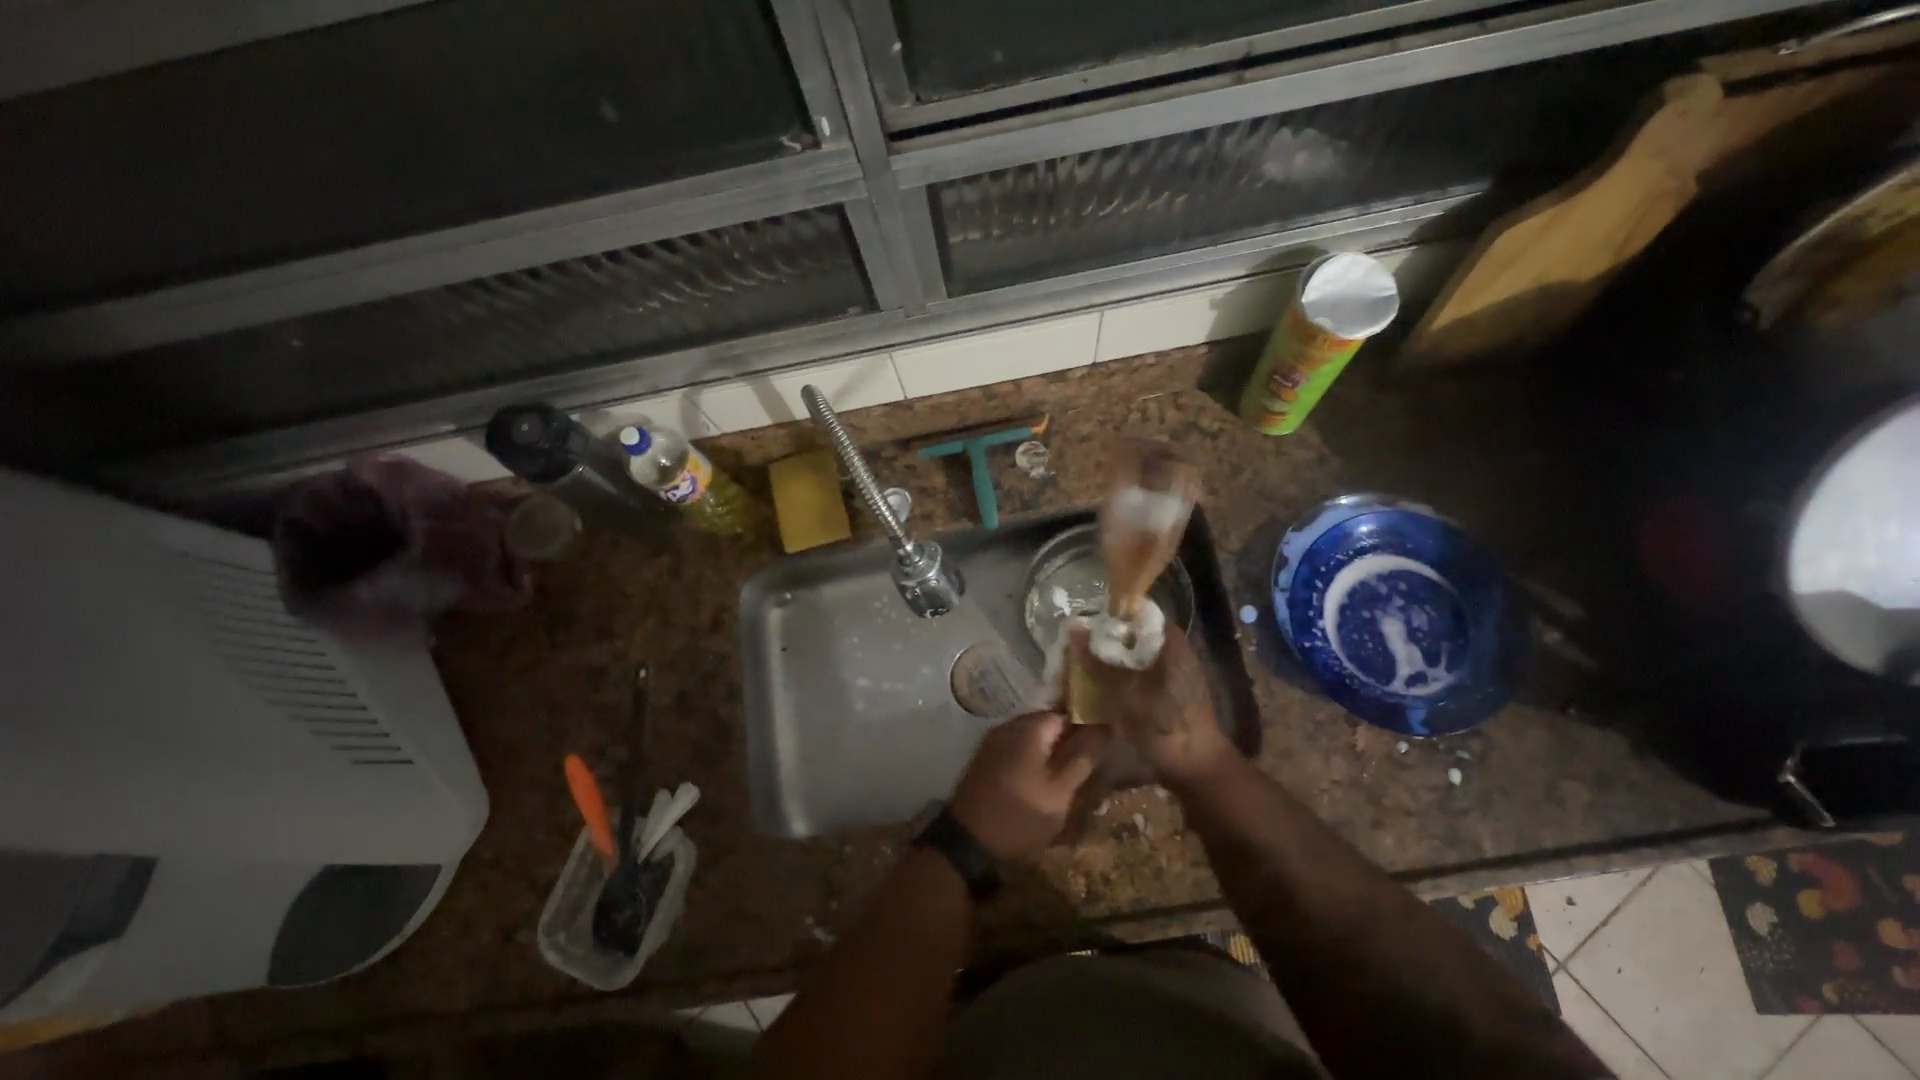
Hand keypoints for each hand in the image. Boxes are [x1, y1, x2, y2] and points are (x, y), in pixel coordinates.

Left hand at [949, 711, 1106, 859]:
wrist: (966, 838)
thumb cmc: (1019, 814)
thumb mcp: (1059, 792)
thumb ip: (1081, 758)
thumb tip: (1103, 729)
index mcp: (1029, 728)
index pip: (1066, 712)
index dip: (1086, 726)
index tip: (1102, 744)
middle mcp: (1009, 725)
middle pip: (1048, 722)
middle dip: (1068, 738)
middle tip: (1088, 762)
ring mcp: (993, 740)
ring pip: (1031, 736)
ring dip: (1050, 750)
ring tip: (1067, 773)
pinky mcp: (985, 757)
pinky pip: (1016, 747)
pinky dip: (1032, 758)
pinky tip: (1041, 778)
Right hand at [1068, 624, 1231, 790]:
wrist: (1196, 769)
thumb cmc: (1164, 724)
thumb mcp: (1126, 691)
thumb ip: (1099, 661)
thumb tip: (1073, 628)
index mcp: (1172, 644)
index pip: (1141, 614)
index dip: (1113, 615)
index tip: (1087, 621)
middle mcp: (1176, 654)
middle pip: (1137, 637)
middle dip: (1108, 641)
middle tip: (1078, 646)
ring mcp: (1175, 677)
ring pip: (1137, 660)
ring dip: (1112, 664)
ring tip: (1083, 667)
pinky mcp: (1170, 698)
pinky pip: (1141, 679)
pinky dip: (1121, 681)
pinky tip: (1100, 690)